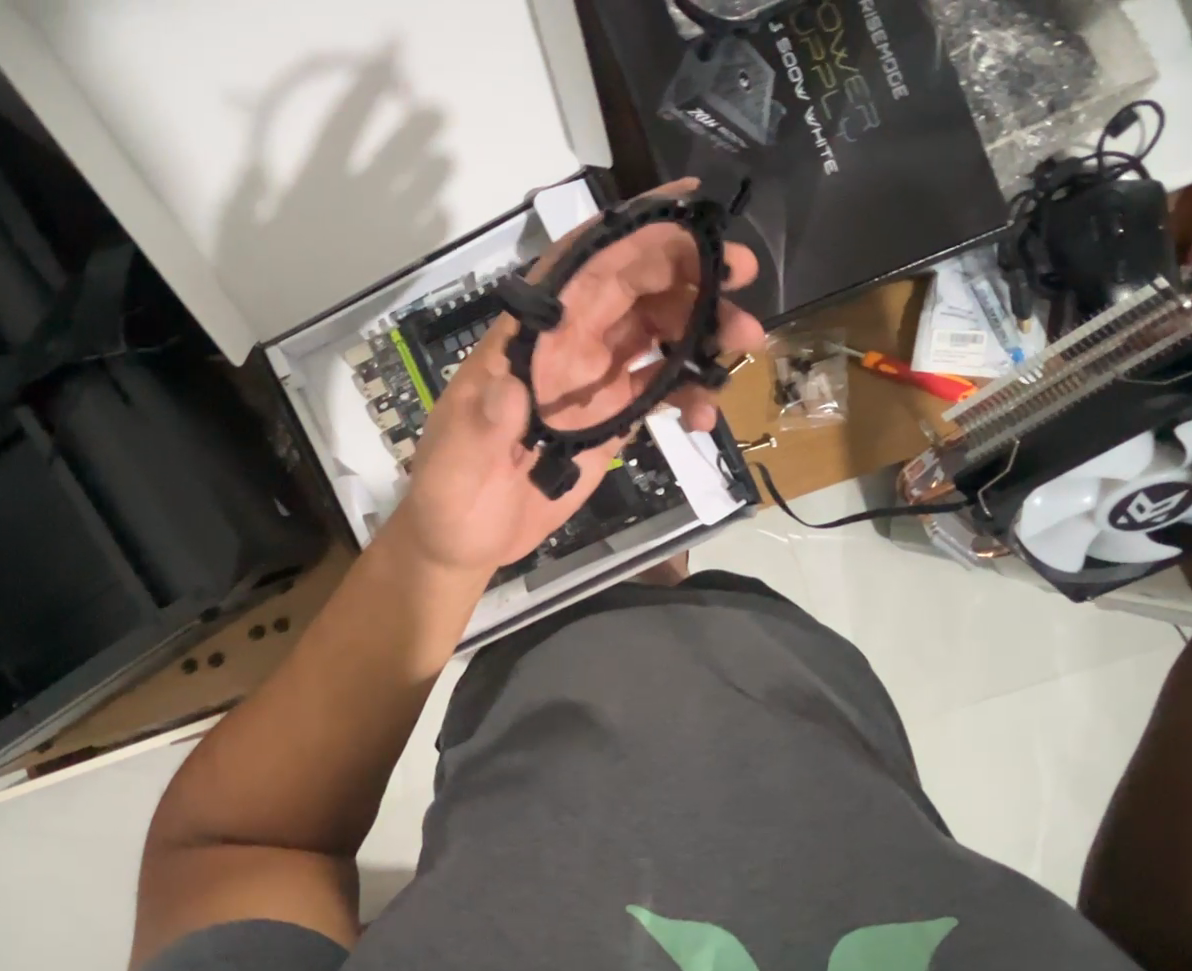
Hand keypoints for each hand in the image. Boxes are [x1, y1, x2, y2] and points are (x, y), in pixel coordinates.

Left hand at [379, 180, 765, 573]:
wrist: (463, 544)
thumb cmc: (447, 500)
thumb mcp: (454, 466)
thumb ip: (480, 428)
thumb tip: (506, 387)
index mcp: (524, 343)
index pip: (575, 267)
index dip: (627, 231)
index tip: (687, 205)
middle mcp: (561, 349)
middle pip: (629, 288)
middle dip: (687, 269)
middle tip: (743, 273)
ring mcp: (588, 382)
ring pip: (654, 331)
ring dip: (702, 327)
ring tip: (744, 342)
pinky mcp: (607, 419)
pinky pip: (658, 387)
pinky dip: (689, 391)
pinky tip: (706, 414)